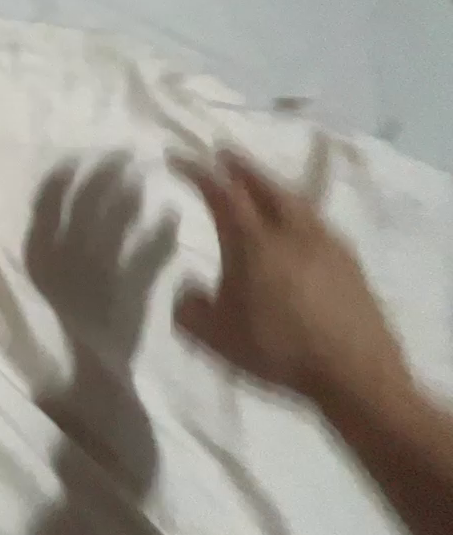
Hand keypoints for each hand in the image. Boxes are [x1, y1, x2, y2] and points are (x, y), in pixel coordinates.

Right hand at [172, 150, 411, 414]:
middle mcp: (292, 238)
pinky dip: (298, 212)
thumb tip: (193, 289)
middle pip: (267, 189)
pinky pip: (319, 226)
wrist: (358, 382)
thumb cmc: (274, 351)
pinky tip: (296, 223)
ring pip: (299, 205)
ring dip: (274, 187)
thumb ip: (189, 304)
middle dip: (242, 168)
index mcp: (252, 245)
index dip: (197, 172)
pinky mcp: (352, 270)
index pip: (222, 195)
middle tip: (223, 153)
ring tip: (258, 182)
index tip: (176, 159)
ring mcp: (329, 252)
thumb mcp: (209, 333)